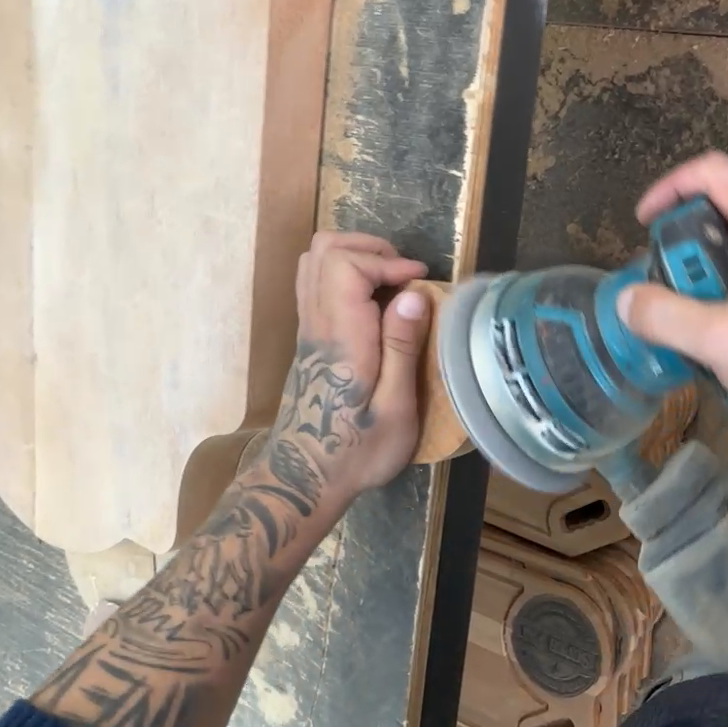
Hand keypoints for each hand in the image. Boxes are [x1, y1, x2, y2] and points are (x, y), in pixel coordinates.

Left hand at [263, 231, 430, 506]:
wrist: (305, 478)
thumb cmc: (359, 450)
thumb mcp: (395, 407)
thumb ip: (402, 347)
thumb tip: (413, 294)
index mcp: (343, 337)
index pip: (346, 265)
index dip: (387, 261)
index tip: (421, 283)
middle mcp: (318, 324)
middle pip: (323, 250)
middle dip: (371, 248)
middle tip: (406, 274)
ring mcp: (308, 329)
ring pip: (314, 262)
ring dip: (356, 257)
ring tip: (393, 282)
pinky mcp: (309, 340)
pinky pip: (316, 283)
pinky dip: (347, 274)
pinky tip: (375, 302)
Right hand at [617, 152, 727, 440]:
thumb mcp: (717, 340)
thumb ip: (664, 317)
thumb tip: (628, 301)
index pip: (714, 174)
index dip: (670, 187)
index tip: (645, 225)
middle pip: (722, 220)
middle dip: (684, 253)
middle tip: (669, 294)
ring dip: (703, 288)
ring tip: (693, 330)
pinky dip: (726, 308)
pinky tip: (722, 350)